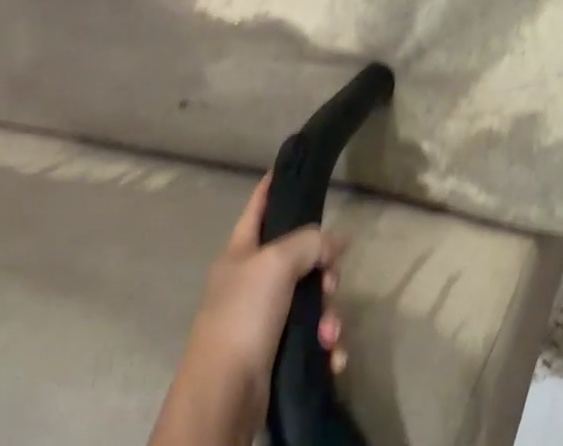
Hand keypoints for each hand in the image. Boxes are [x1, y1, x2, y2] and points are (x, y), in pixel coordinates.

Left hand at [149, 177, 344, 445]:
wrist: (225, 393)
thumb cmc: (243, 315)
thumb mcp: (277, 262)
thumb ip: (310, 242)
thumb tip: (337, 240)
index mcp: (241, 252)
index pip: (259, 208)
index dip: (273, 188)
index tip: (289, 169)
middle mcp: (252, 281)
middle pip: (301, 258)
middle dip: (325, 273)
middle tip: (329, 285)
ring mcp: (264, 317)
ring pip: (314, 301)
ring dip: (330, 317)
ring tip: (329, 336)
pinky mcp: (279, 350)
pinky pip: (315, 337)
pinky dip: (328, 345)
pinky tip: (332, 356)